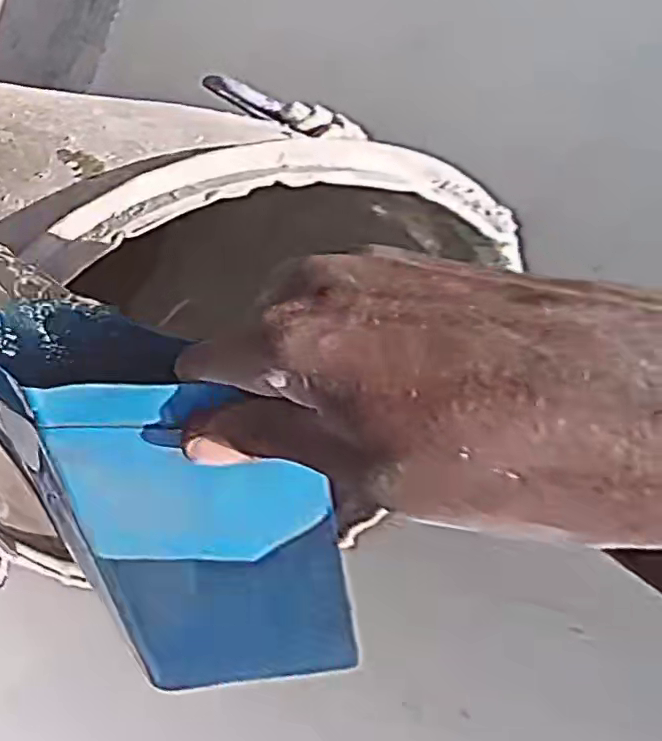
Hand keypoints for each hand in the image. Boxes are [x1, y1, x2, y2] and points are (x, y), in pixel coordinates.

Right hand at [176, 249, 661, 547]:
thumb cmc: (542, 448)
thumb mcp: (373, 474)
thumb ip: (265, 443)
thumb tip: (206, 436)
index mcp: (284, 335)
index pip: (197, 364)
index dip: (204, 403)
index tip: (221, 429)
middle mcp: (310, 287)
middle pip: (249, 342)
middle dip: (274, 387)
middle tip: (333, 436)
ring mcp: (364, 269)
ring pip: (299, 323)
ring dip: (322, 364)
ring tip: (397, 410)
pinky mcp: (412, 265)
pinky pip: (351, 304)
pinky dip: (367, 341)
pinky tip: (429, 380)